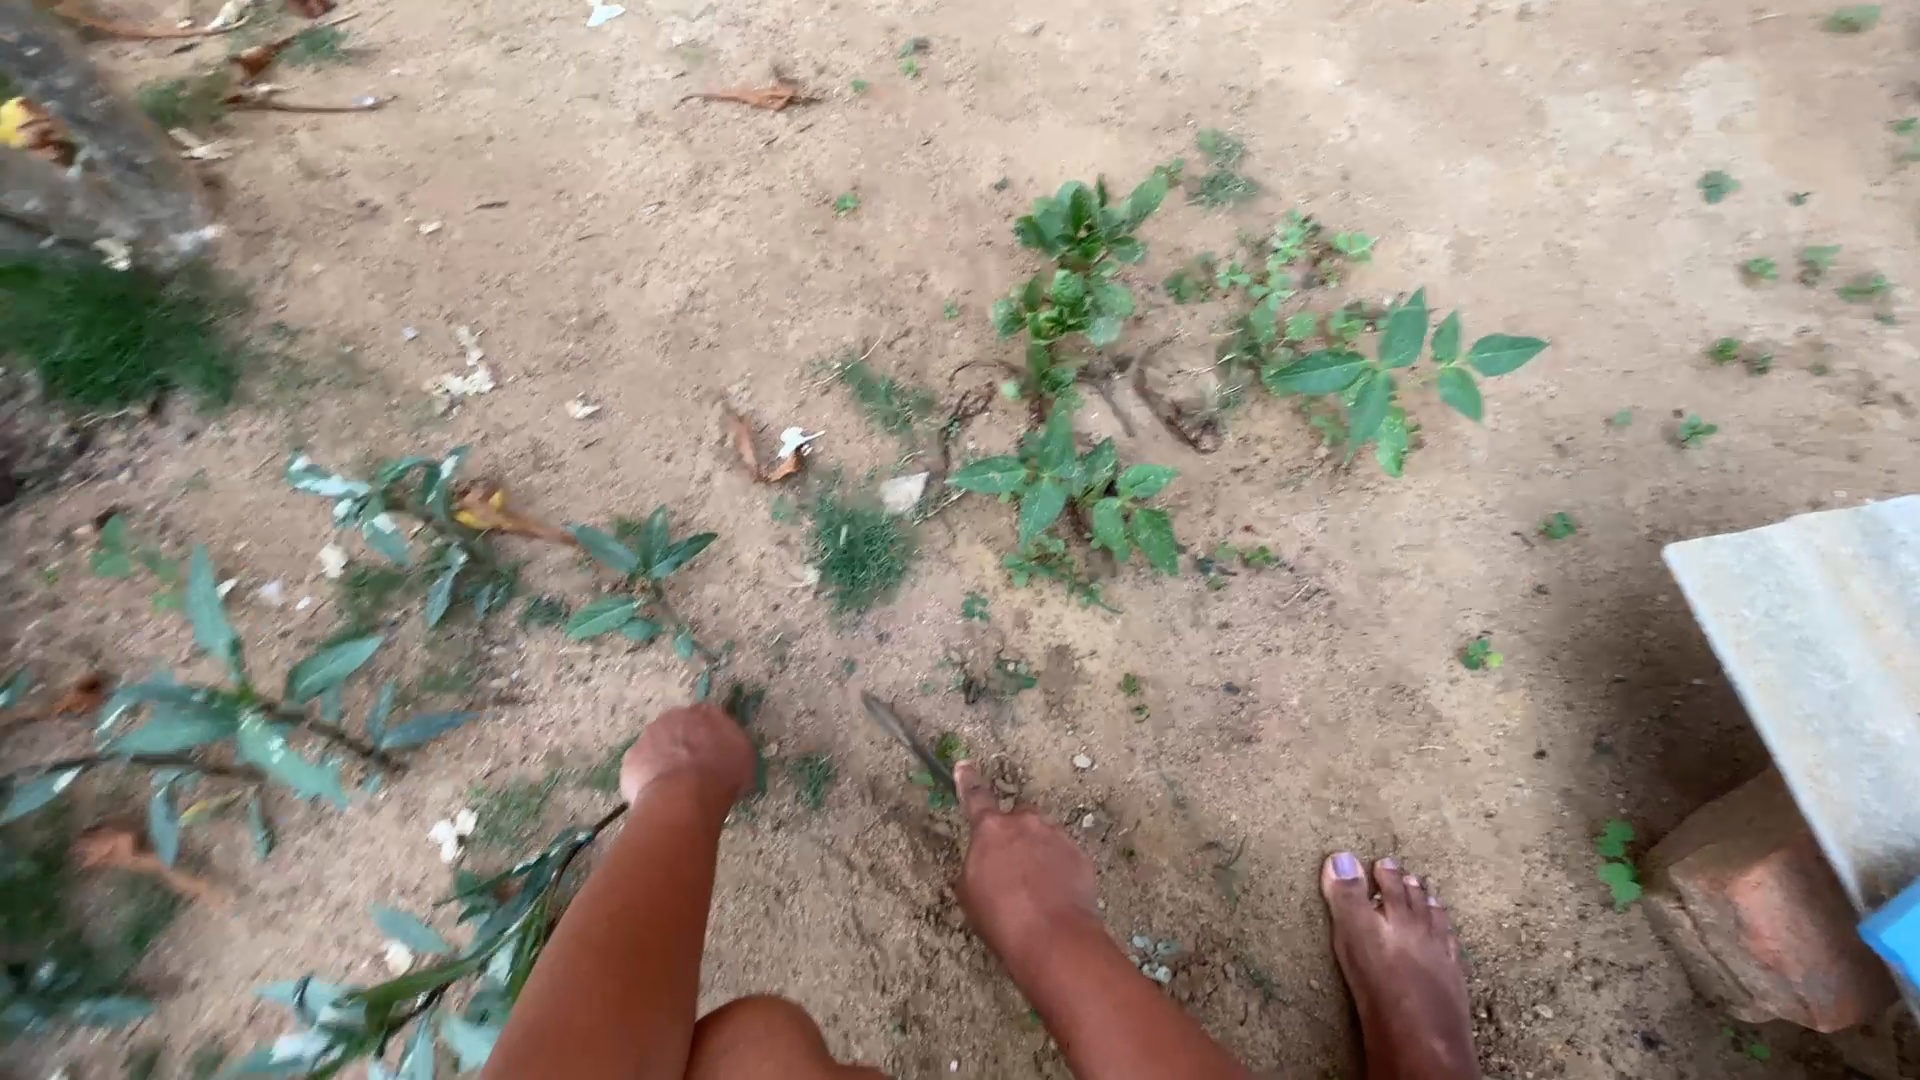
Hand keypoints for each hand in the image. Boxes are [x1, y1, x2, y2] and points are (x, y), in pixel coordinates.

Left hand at [620, 704, 754, 808]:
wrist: (684, 796)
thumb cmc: (722, 775)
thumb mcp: (744, 757)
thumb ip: (733, 744)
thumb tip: (728, 747)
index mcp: (705, 712)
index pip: (707, 717)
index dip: (709, 736)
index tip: (712, 753)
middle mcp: (675, 716)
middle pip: (678, 727)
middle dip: (683, 744)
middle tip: (692, 769)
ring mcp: (648, 736)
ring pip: (656, 745)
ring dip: (663, 759)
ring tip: (673, 785)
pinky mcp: (630, 758)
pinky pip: (640, 766)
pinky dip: (647, 777)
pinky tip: (658, 793)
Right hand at [954, 760, 1100, 964]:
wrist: (1053, 937)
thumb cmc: (1001, 917)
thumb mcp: (969, 891)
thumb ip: (976, 862)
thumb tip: (986, 859)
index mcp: (990, 829)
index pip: (975, 797)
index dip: (967, 781)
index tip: (964, 765)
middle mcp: (1024, 823)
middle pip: (1017, 821)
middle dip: (1015, 838)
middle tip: (1013, 870)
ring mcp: (1055, 835)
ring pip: (1043, 837)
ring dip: (1038, 854)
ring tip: (1036, 890)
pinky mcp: (1079, 853)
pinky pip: (1064, 855)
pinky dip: (1058, 869)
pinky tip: (1056, 895)